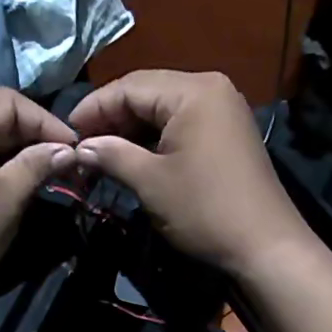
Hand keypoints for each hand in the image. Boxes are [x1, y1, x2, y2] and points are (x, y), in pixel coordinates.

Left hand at [0, 87, 76, 295]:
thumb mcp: (6, 200)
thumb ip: (37, 166)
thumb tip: (67, 150)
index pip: (11, 102)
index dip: (47, 123)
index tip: (75, 150)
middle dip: (32, 133)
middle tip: (62, 160)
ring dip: (15, 145)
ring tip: (43, 170)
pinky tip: (14, 175)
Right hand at [70, 71, 313, 277]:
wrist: (264, 245)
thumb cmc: (204, 209)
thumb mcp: (150, 181)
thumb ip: (111, 155)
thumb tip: (80, 147)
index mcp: (193, 90)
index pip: (130, 85)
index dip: (93, 108)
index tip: (66, 134)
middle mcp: (210, 88)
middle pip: (147, 93)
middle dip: (111, 118)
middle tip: (82, 147)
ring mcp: (223, 110)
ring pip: (163, 110)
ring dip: (131, 130)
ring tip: (101, 155)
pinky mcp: (227, 134)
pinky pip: (181, 125)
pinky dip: (154, 139)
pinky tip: (133, 158)